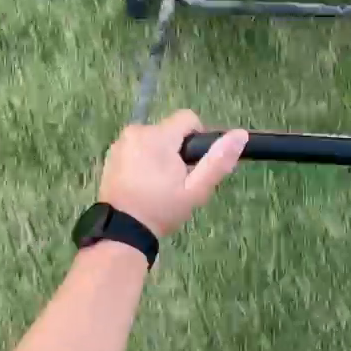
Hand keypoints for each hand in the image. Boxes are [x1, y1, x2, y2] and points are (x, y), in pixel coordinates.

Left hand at [98, 112, 247, 237]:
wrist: (122, 231)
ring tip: (159, 185)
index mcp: (157, 135)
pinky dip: (143, 160)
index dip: (197, 139)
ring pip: (153, 140)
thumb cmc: (161, 210)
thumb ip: (218, 161)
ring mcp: (120, 143)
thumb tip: (240, 134)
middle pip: (169, 131)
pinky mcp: (110, 155)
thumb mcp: (196, 190)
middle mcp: (135, 131)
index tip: (194, 165)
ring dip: (160, 155)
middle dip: (177, 150)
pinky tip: (143, 185)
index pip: (188, 119)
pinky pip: (137, 149)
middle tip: (177, 181)